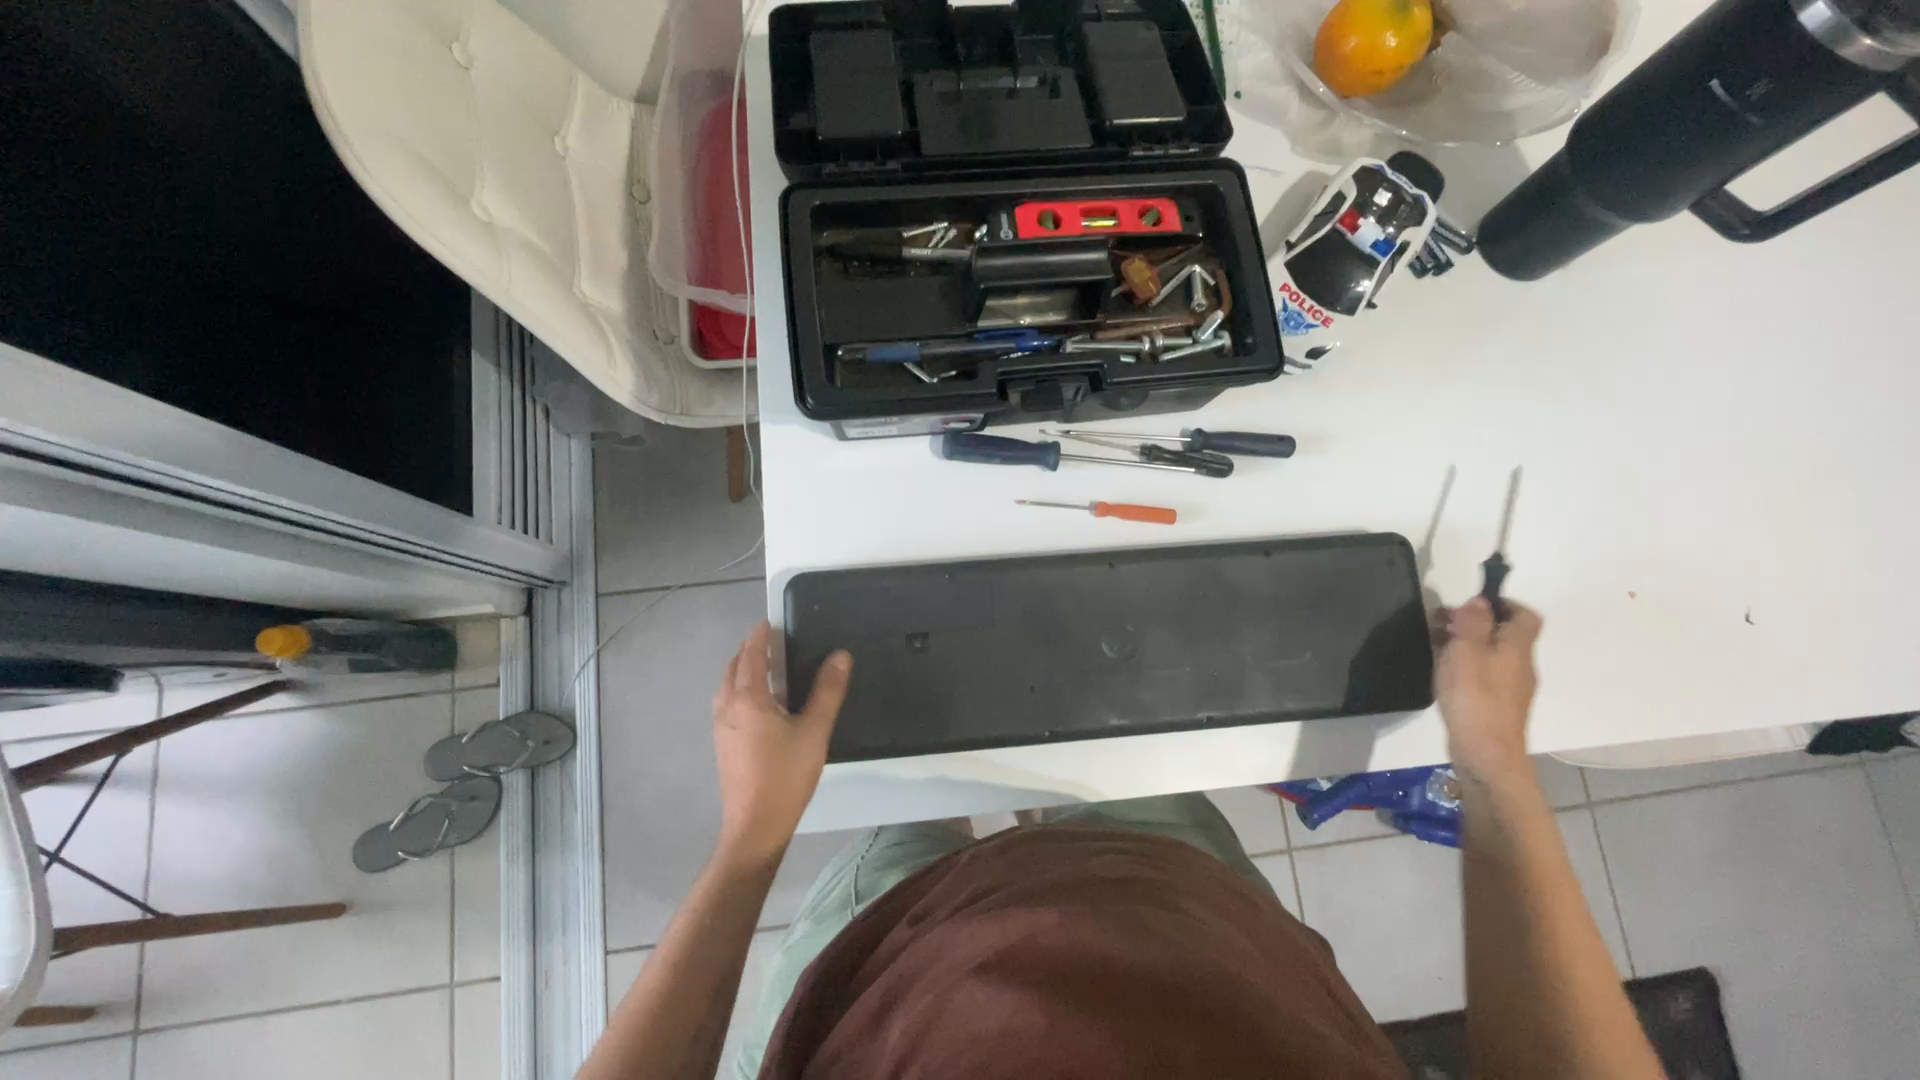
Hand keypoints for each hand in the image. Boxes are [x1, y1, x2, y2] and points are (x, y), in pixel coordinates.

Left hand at [710, 621, 851, 866]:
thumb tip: (840, 655)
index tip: (771, 621)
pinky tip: (760, 704)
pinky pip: (727, 704)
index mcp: (748, 698)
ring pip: (727, 687)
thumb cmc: (786, 776)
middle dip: (750, 651)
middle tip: (772, 641)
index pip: (752, 654)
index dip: (760, 636)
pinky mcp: (723, 745)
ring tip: (766, 668)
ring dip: (742, 671)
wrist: (756, 825)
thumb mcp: (815, 731)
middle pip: (734, 667)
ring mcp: (721, 727)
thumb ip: (828, 691)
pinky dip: (740, 690)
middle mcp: (728, 707)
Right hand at [1436, 596, 1541, 778]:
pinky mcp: (1497, 705)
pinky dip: (1466, 666)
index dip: (1503, 604)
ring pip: (1492, 654)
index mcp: (1517, 648)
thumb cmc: (1475, 698)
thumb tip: (1480, 600)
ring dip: (1467, 645)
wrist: (1487, 754)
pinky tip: (1445, 674)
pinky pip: (1485, 674)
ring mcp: (1512, 688)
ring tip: (1436, 646)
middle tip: (1441, 623)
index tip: (1470, 604)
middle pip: (1505, 634)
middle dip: (1475, 624)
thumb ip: (1473, 623)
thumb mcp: (1467, 652)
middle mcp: (1521, 665)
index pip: (1525, 615)